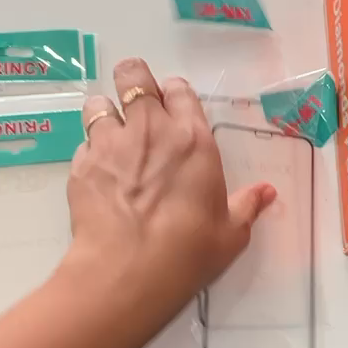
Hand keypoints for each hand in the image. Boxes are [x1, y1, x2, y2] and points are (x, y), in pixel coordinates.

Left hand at [61, 58, 275, 322]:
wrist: (128, 271)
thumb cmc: (188, 251)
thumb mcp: (230, 233)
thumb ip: (247, 206)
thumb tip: (267, 193)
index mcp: (192, 139)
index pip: (179, 90)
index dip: (173, 94)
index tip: (172, 107)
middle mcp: (150, 129)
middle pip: (133, 76)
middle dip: (133, 81)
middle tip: (136, 104)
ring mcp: (110, 144)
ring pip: (99, 104)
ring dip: (105, 113)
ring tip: (110, 135)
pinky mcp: (81, 165)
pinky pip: (82, 144)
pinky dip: (89, 153)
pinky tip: (97, 174)